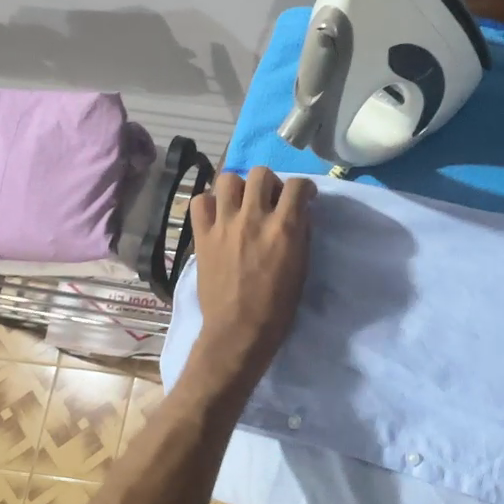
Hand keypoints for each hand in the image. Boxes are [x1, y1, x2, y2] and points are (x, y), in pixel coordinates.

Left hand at [186, 167, 315, 384]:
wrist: (239, 330)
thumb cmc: (278, 306)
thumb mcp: (301, 267)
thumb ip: (300, 235)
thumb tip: (297, 215)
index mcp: (284, 228)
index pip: (298, 185)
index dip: (304, 188)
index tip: (303, 198)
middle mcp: (253, 218)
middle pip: (261, 173)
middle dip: (270, 183)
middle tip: (270, 201)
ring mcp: (224, 224)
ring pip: (228, 179)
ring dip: (239, 188)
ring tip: (241, 205)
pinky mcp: (202, 235)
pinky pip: (200, 201)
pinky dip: (210, 204)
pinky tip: (218, 217)